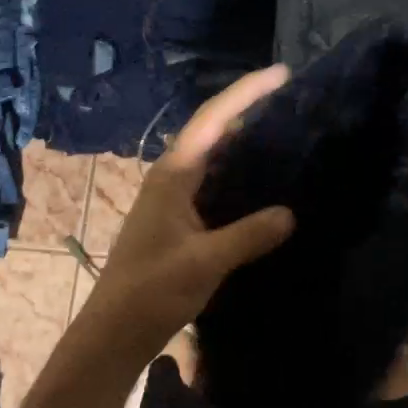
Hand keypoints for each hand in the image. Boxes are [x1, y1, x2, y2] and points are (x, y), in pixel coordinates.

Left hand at [70, 65, 297, 364]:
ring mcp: (173, 198)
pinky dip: (240, 174)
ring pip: (214, 157)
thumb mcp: (206, 261)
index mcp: (174, 174)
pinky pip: (215, 182)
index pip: (213, 118)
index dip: (247, 92)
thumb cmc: (153, 290)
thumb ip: (248, 235)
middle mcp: (172, 176)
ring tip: (287, 134)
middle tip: (293, 102)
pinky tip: (264, 185)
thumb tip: (290, 213)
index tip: (282, 74)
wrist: (114, 333)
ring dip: (246, 142)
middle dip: (250, 111)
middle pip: (214, 130)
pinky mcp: (179, 220)